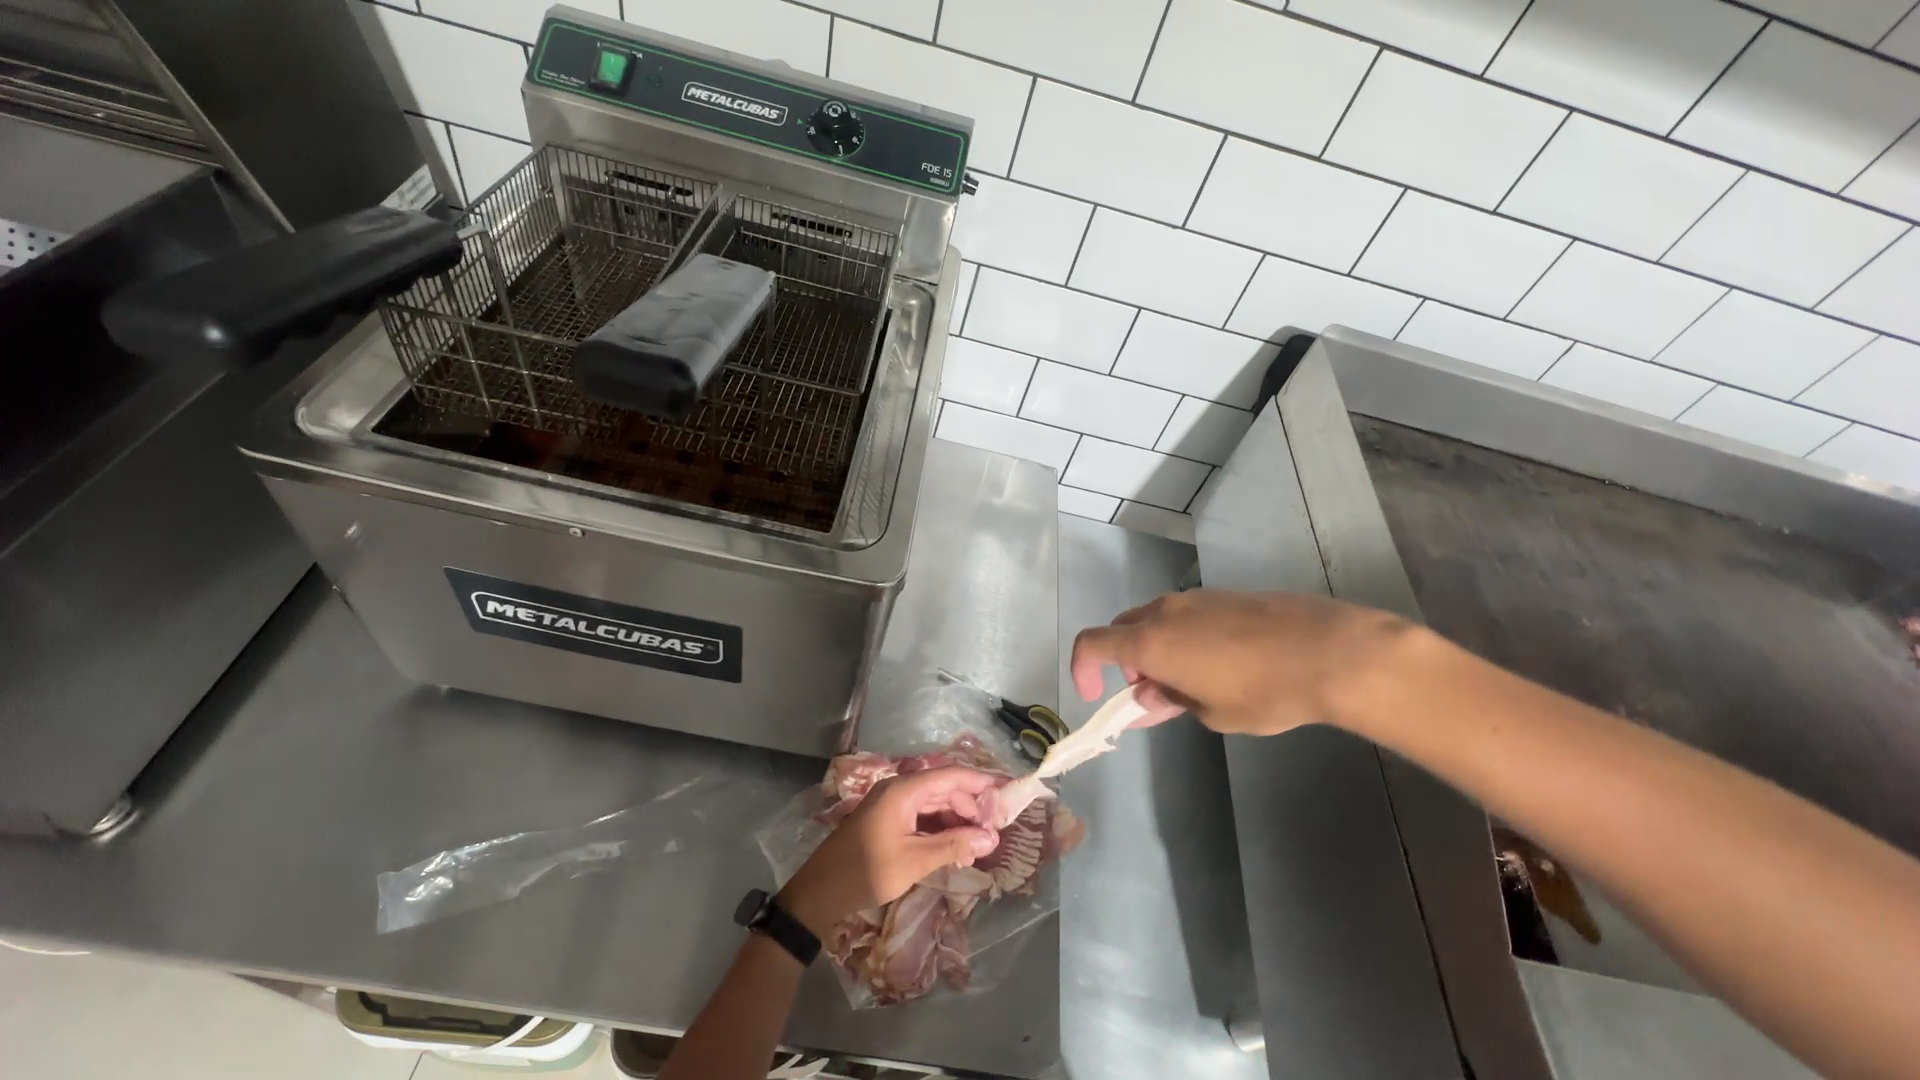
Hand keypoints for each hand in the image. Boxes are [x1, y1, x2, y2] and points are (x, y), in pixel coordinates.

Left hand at [777, 767, 999, 937]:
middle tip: (994, 834)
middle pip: (945, 789)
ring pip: (935, 805)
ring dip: (958, 822)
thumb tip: (991, 838)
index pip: (952, 775)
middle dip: (972, 809)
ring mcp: (892, 805)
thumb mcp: (915, 860)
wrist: (819, 893)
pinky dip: (941, 830)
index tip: (1007, 798)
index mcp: (904, 789)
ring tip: (978, 848)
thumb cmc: (867, 871)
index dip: (982, 784)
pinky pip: (922, 817)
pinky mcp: (888, 822)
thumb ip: (954, 845)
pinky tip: (955, 850)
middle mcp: (899, 790)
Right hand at [1070, 588, 1419, 735]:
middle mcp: (1166, 612)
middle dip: (1125, 661)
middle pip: (1123, 628)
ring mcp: (1198, 599)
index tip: (1096, 695)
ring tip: (1191, 683)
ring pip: (1157, 620)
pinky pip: (1188, 615)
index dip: (1082, 669)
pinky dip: (1186, 637)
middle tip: (1151, 692)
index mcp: (1151, 641)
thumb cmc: (1263, 692)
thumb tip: (1148, 696)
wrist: (1331, 651)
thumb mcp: (1211, 713)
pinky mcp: (1228, 595)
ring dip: (1157, 648)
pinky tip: (1223, 664)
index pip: (1092, 643)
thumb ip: (1170, 702)